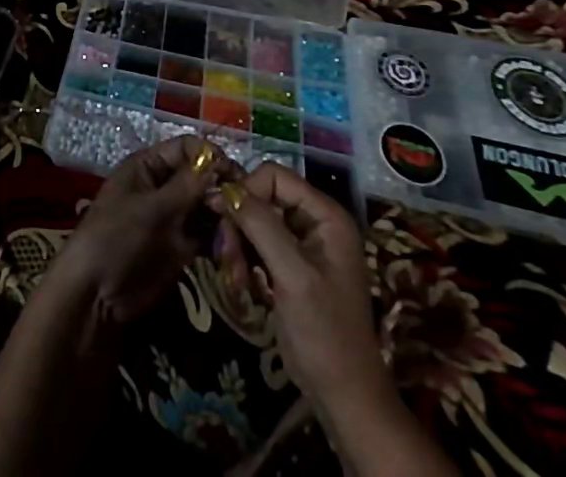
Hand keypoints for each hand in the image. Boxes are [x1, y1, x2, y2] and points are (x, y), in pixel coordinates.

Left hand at [56, 137, 239, 324]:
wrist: (97, 293)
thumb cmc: (116, 238)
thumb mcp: (150, 208)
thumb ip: (186, 186)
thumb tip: (218, 160)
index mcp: (147, 166)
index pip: (186, 148)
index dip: (211, 157)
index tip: (236, 176)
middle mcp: (163, 186)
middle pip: (203, 177)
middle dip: (223, 190)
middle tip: (243, 211)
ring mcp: (174, 216)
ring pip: (210, 206)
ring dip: (226, 218)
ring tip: (238, 235)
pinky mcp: (183, 245)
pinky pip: (209, 234)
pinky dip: (222, 240)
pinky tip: (234, 251)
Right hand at [211, 163, 387, 403]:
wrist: (341, 390)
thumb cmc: (324, 331)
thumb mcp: (292, 275)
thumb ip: (261, 226)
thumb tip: (224, 189)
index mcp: (326, 216)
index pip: (273, 176)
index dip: (245, 192)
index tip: (224, 220)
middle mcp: (315, 222)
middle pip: (260, 197)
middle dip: (238, 225)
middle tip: (228, 259)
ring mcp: (302, 244)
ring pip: (253, 221)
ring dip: (238, 246)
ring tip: (236, 279)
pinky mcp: (289, 264)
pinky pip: (256, 244)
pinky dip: (244, 260)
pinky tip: (244, 286)